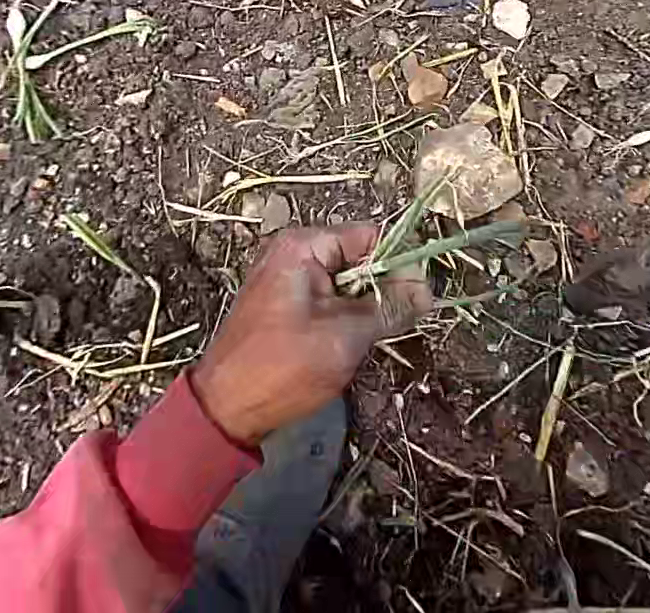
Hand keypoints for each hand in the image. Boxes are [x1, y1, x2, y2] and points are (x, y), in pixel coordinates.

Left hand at [192, 225, 429, 445]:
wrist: (222, 413)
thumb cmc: (282, 369)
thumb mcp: (346, 336)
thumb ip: (391, 307)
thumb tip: (427, 292)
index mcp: (305, 246)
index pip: (371, 236)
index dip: (401, 262)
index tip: (420, 296)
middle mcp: (296, 251)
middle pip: (361, 256)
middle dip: (385, 285)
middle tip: (404, 318)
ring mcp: (289, 276)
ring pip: (350, 279)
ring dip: (368, 303)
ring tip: (377, 332)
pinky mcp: (287, 301)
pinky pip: (332, 295)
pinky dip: (349, 313)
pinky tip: (354, 339)